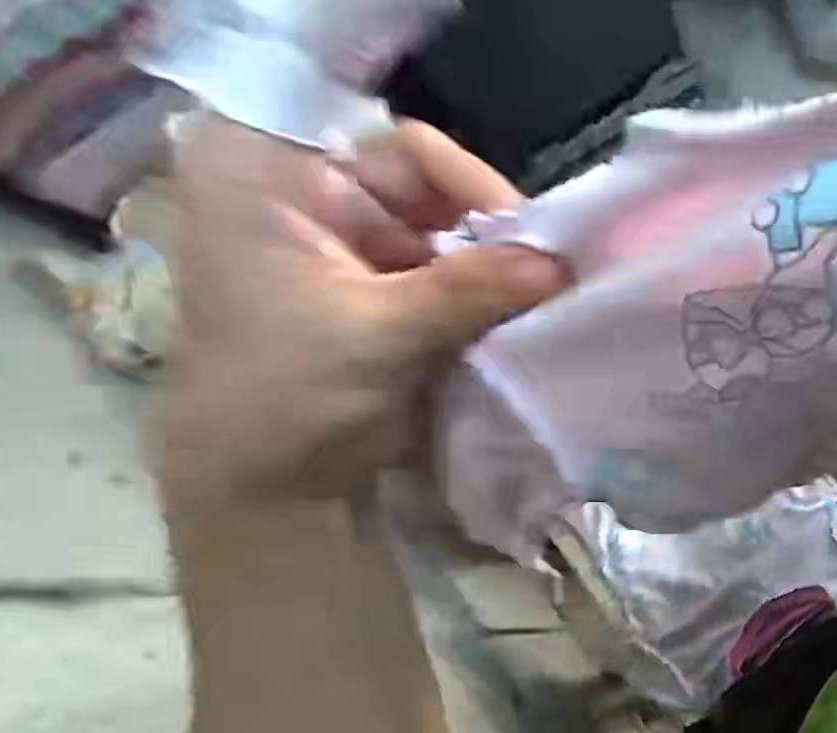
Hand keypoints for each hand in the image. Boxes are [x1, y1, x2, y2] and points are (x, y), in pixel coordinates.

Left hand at [161, 116, 568, 512]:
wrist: (273, 475)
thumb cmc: (292, 390)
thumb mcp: (381, 331)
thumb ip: (472, 291)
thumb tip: (564, 264)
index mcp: (284, 177)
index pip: (409, 153)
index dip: (476, 190)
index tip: (530, 246)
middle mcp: (328, 201)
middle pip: (441, 196)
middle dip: (497, 238)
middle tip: (549, 281)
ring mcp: (365, 253)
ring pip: (458, 244)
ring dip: (501, 276)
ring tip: (543, 307)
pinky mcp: (395, 299)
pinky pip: (460, 285)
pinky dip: (493, 304)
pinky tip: (523, 324)